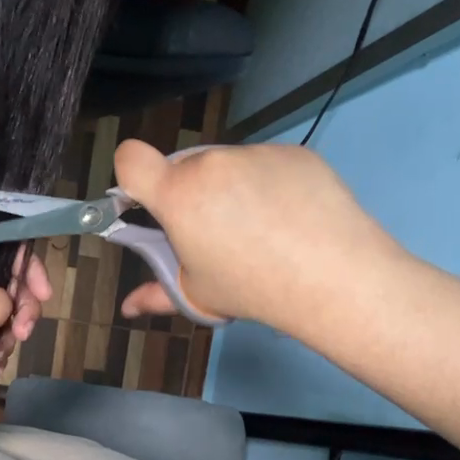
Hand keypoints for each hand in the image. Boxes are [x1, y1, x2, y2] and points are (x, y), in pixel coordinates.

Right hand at [111, 139, 411, 329]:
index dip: (130, 177)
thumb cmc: (251, 287)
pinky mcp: (292, 152)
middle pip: (182, 167)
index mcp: (178, 195)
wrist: (332, 274)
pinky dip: (265, 186)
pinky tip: (285, 219)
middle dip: (185, 194)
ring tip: (255, 231)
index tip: (143, 204)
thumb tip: (127, 307)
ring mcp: (255, 152)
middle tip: (208, 234)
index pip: (130, 159)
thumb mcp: (196, 294)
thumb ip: (155, 295)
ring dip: (227, 190)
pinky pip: (263, 165)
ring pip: (225, 166)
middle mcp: (213, 163)